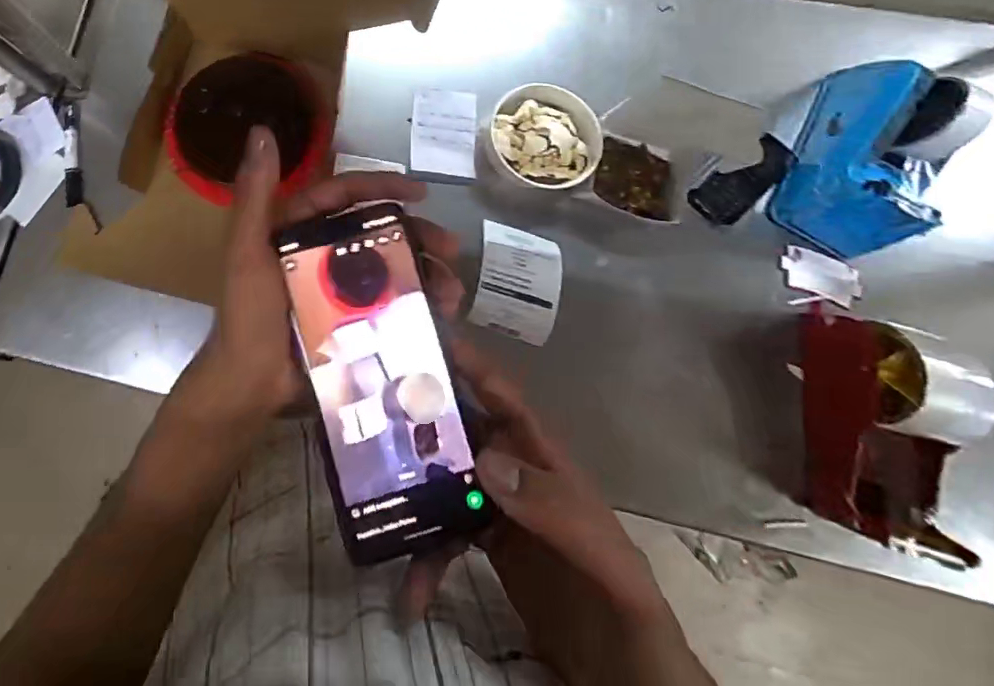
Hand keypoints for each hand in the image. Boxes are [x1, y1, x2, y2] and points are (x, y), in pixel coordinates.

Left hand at [198, 126, 465, 420]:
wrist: (250, 385)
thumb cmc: (248, 313)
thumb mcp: (247, 249)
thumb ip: (255, 193)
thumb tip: (262, 130)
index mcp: (299, 232)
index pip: (345, 197)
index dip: (381, 187)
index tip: (420, 192)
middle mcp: (324, 255)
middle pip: (379, 232)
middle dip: (419, 235)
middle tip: (451, 247)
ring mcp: (342, 291)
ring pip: (392, 270)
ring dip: (427, 273)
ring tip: (452, 290)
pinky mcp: (355, 323)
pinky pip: (393, 306)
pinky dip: (420, 306)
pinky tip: (443, 314)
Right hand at [399, 339, 713, 685]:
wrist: (623, 666)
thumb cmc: (620, 596)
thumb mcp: (596, 550)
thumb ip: (549, 506)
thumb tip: (485, 460)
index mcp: (544, 460)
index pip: (504, 400)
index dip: (470, 366)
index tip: (427, 341)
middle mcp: (516, 472)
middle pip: (462, 433)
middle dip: (420, 424)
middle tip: (370, 418)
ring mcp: (499, 508)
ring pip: (444, 482)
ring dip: (412, 501)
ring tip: (378, 521)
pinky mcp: (487, 544)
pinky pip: (443, 535)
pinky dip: (424, 558)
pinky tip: (410, 594)